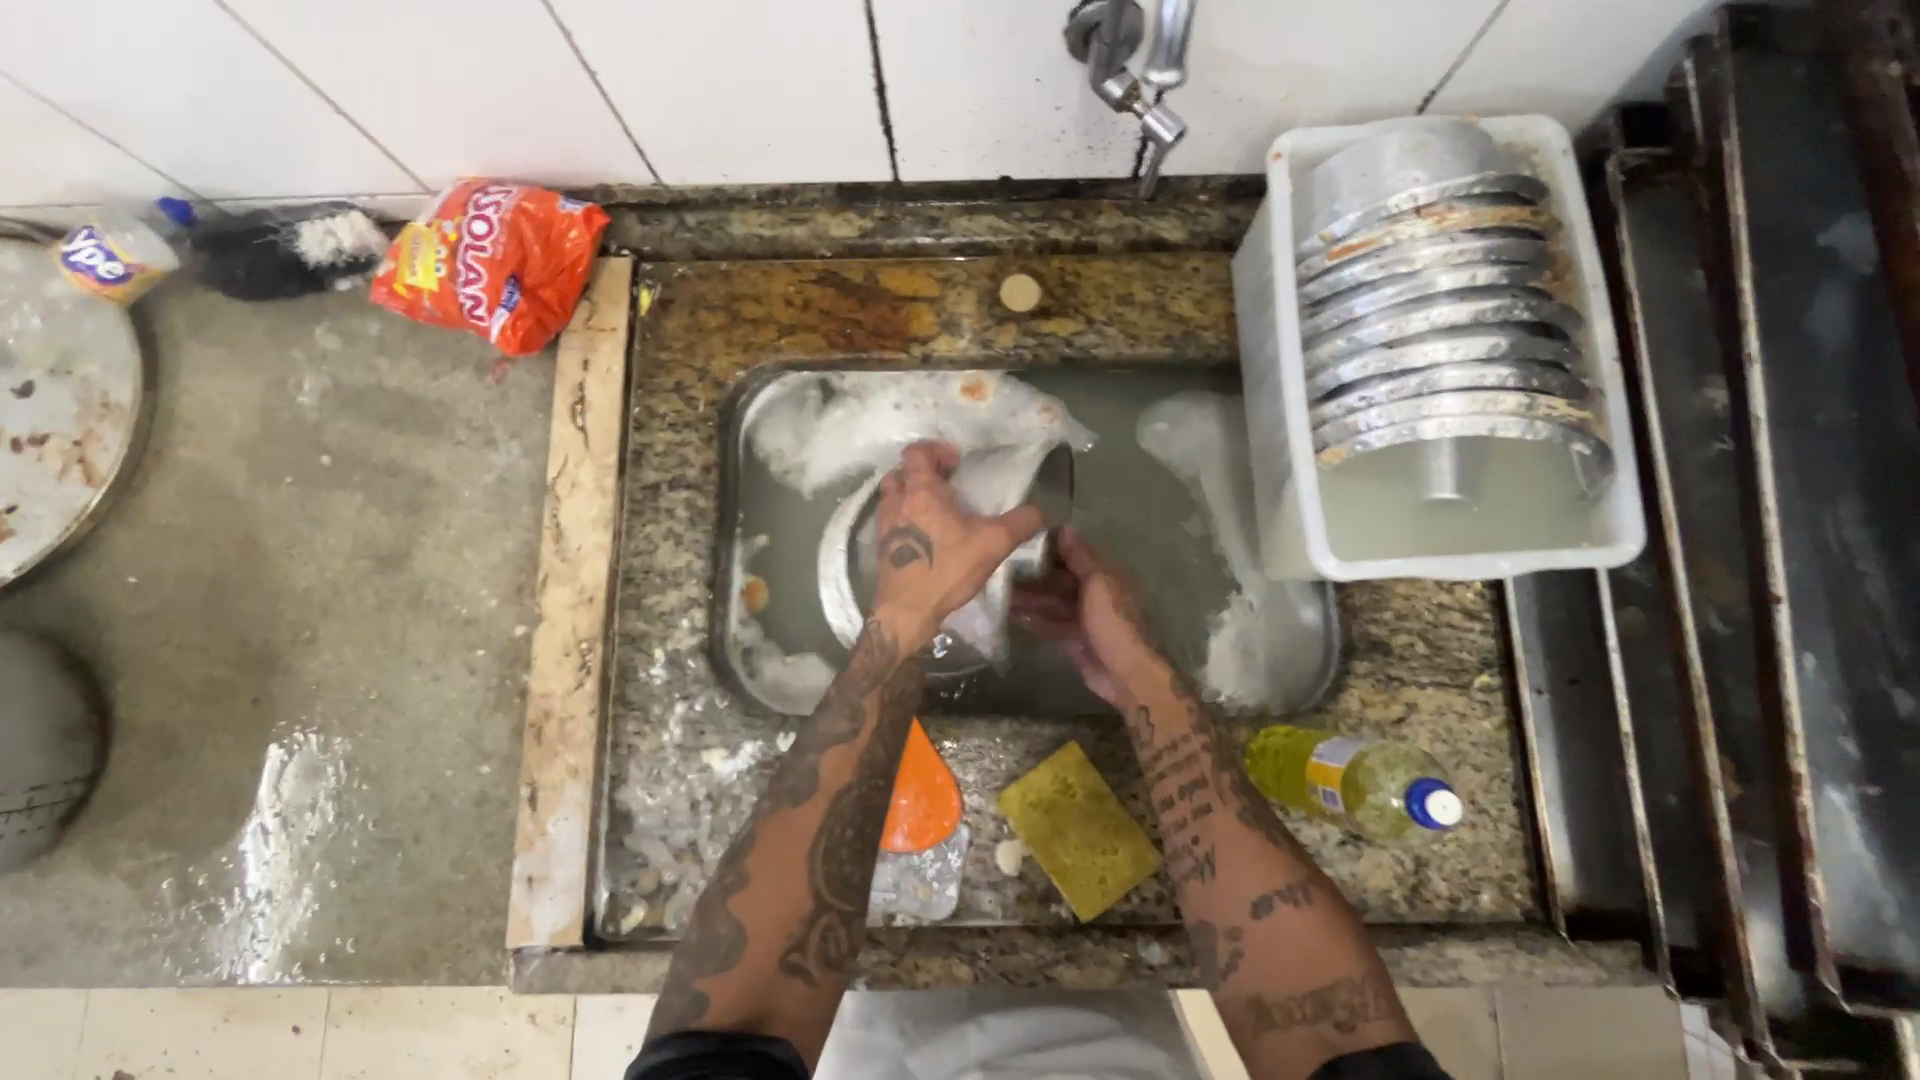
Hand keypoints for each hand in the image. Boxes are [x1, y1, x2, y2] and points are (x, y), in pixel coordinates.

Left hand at [871, 441, 1045, 649]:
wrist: (906, 611)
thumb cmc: (947, 569)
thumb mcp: (994, 543)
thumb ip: (1021, 522)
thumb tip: (1039, 511)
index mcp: (921, 491)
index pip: (916, 452)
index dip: (936, 450)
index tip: (957, 462)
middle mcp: (897, 502)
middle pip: (900, 472)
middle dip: (921, 472)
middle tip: (945, 485)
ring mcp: (884, 526)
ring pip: (892, 497)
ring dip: (910, 495)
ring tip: (936, 510)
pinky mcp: (882, 548)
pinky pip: (890, 521)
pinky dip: (905, 519)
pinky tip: (926, 537)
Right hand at [1010, 526, 1162, 707]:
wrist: (1127, 674)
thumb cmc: (1114, 622)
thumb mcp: (1099, 583)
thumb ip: (1080, 557)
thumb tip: (1063, 527)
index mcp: (1104, 575)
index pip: (1073, 554)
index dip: (1048, 547)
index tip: (1018, 540)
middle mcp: (1094, 593)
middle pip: (1058, 579)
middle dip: (1033, 575)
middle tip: (1000, 568)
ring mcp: (1083, 618)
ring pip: (1051, 603)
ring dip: (1029, 598)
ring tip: (1000, 592)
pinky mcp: (1073, 640)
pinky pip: (1050, 625)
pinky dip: (1034, 620)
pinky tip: (1011, 615)